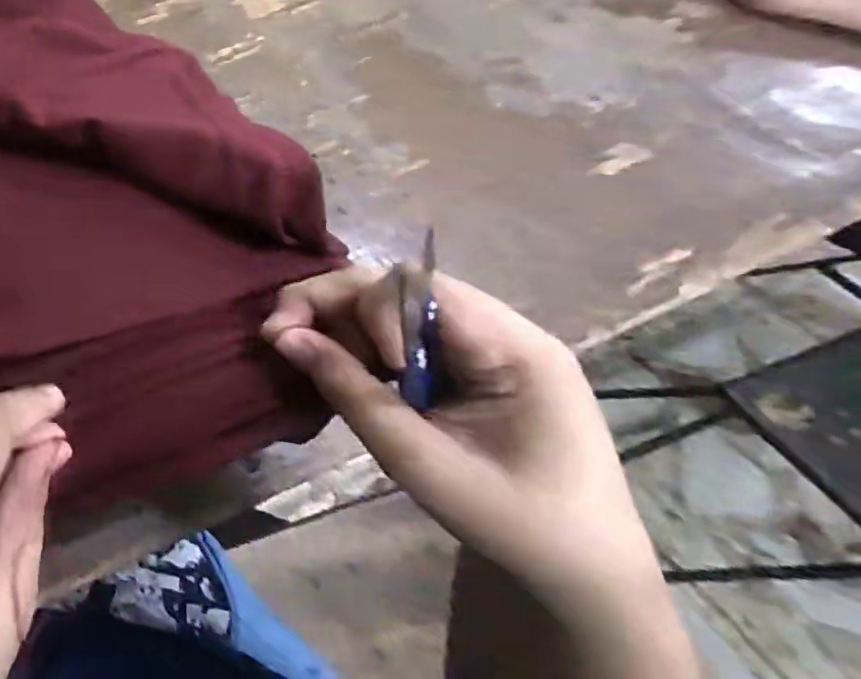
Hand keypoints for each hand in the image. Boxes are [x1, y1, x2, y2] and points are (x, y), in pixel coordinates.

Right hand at [260, 267, 660, 608]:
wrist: (578, 575)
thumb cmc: (511, 523)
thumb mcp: (420, 461)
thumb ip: (350, 391)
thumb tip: (281, 335)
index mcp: (515, 348)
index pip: (420, 287)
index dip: (364, 308)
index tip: (336, 355)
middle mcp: (500, 329)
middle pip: (398, 286)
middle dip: (333, 303)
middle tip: (281, 334)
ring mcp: (484, 344)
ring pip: (391, 303)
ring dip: (342, 324)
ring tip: (315, 360)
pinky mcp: (466, 361)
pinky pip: (400, 329)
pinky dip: (359, 342)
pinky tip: (346, 369)